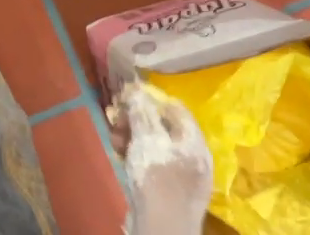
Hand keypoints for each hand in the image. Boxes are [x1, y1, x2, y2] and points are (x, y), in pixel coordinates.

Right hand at [110, 83, 213, 234]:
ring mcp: (182, 175)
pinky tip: (120, 155)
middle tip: (116, 121)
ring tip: (114, 140)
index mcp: (194, 141)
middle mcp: (193, 155)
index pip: (175, 107)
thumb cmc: (156, 177)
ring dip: (131, 136)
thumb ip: (141, 109)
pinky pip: (153, 162)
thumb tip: (137, 88)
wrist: (161, 228)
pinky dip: (136, 154)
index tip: (127, 99)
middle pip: (162, 125)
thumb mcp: (146, 137)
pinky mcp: (170, 190)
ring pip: (154, 144)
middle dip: (135, 119)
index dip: (150, 98)